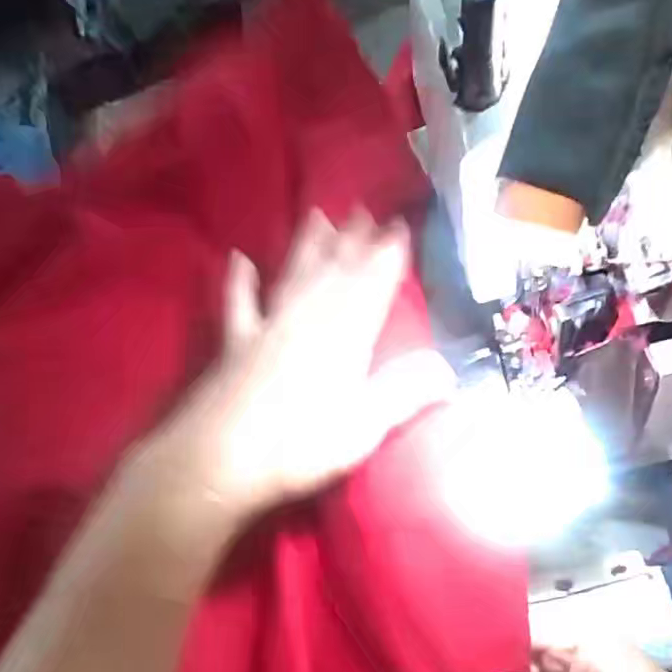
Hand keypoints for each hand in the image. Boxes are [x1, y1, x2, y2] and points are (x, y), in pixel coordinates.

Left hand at [169, 211, 453, 517]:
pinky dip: (239, 281)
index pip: (372, 286)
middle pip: (334, 272)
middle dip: (352, 241)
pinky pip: (239, 303)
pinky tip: (240, 260)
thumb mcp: (363, 428)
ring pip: (293, 276)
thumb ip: (404, 395)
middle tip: (364, 211)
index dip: (388, 256)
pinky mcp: (235, 345)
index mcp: (344, 338)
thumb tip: (450, 374)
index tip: (400, 226)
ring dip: (307, 247)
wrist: (220, 460)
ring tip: (319, 217)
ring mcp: (267, 329)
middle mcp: (307, 321)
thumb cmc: (298, 448)